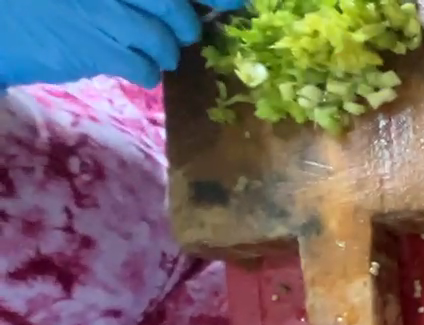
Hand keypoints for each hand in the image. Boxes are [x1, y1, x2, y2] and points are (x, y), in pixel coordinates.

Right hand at [0, 0, 241, 88]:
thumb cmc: (42, 0)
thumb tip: (218, 0)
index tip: (233, 2)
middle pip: (172, 7)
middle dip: (182, 24)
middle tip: (170, 29)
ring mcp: (94, 9)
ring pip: (164, 41)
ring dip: (160, 51)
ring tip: (131, 42)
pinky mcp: (92, 45)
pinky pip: (146, 67)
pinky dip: (142, 69)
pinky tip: (118, 58)